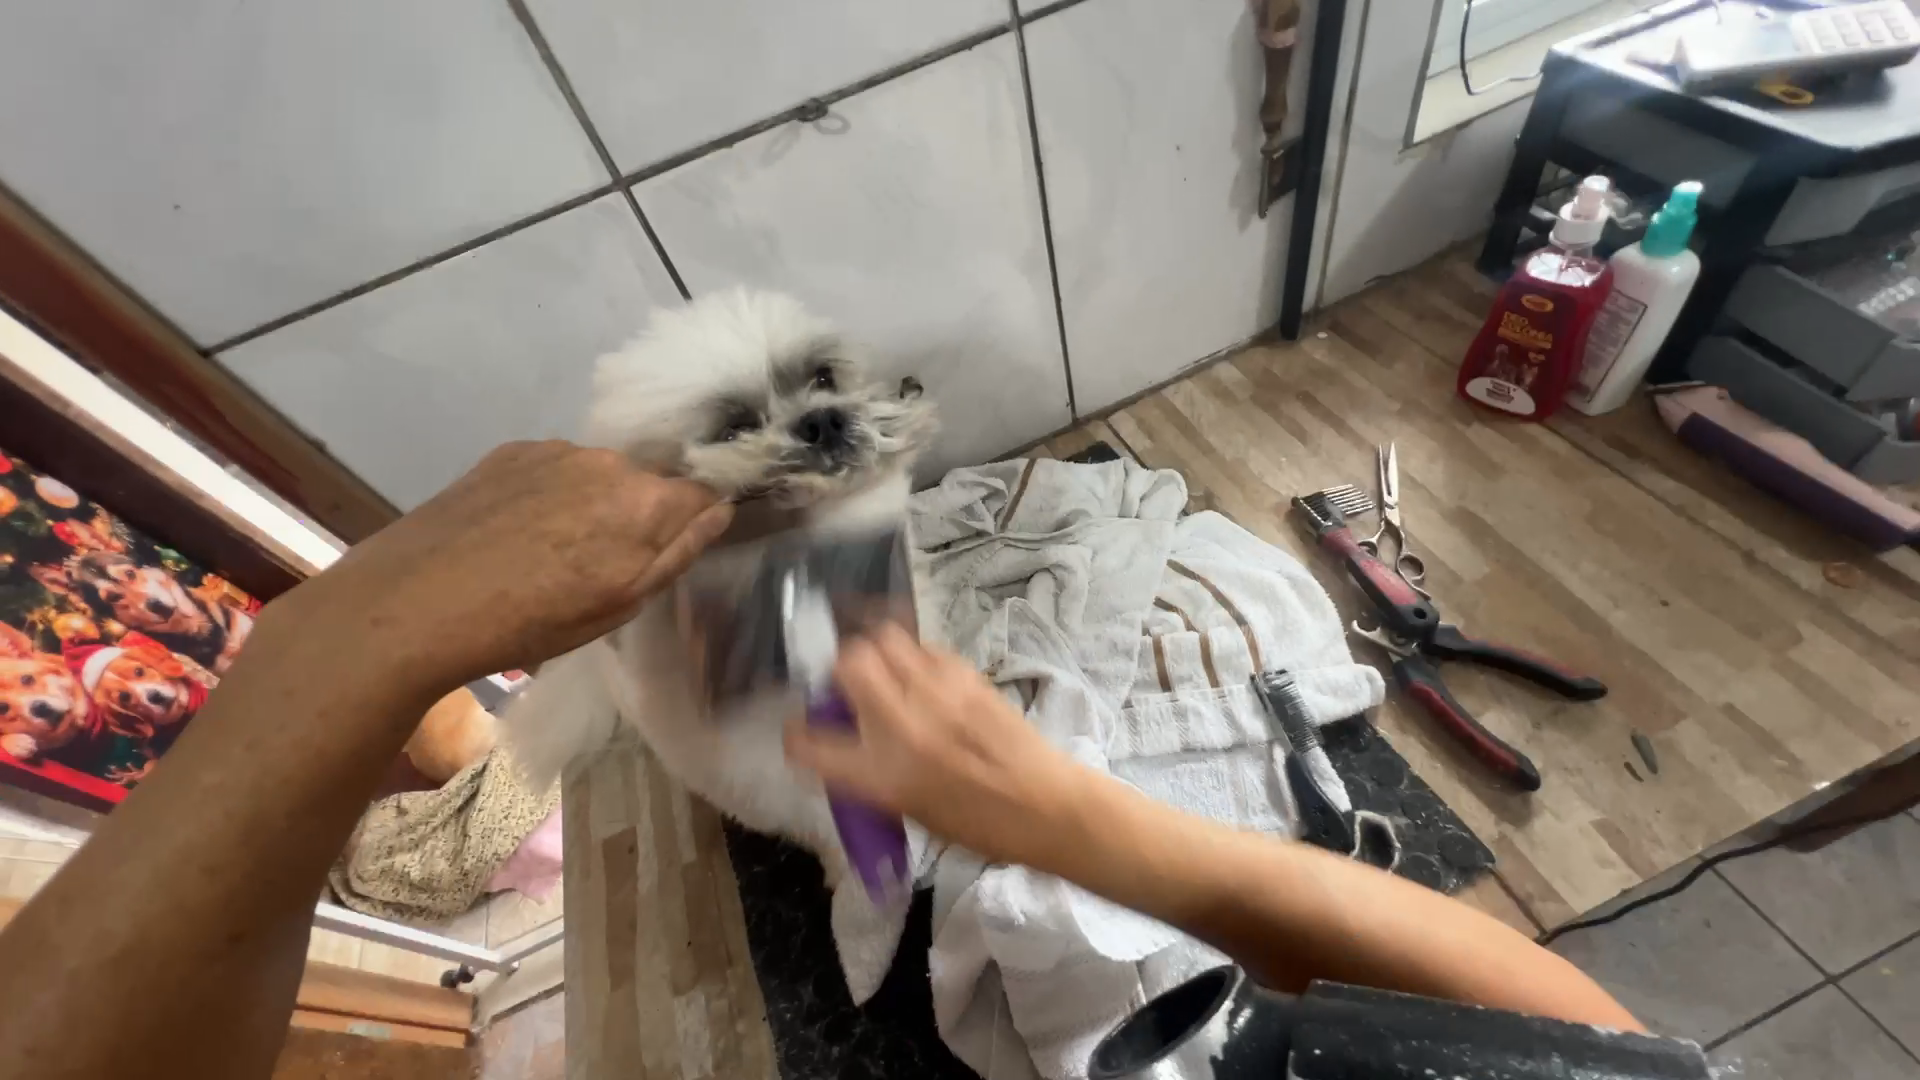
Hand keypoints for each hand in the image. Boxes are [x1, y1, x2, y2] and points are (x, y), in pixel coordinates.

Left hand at [270, 440, 731, 694]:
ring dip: (597, 502)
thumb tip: (719, 510)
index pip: (703, 494)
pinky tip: (523, 530)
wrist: (410, 606)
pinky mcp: (509, 452)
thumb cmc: (534, 619)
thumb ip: (681, 550)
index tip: (668, 552)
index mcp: (647, 499)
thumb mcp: (623, 601)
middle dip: (642, 514)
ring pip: (602, 474)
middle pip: (651, 482)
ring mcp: (555, 451)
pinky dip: (555, 492)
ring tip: (555, 549)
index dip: (694, 522)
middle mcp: (608, 461)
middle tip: (605, 562)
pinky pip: (557, 469)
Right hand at [784, 624, 1088, 865]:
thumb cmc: (979, 825)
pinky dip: (913, 655)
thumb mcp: (910, 812)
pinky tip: (922, 675)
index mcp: (881, 776)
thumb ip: (870, 773)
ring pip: (885, 638)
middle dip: (840, 668)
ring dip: (875, 651)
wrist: (1047, 805)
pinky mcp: (965, 674)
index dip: (796, 735)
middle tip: (850, 686)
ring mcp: (936, 692)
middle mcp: (903, 726)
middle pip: (848, 662)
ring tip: (885, 671)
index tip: (800, 731)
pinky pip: (923, 646)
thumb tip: (849, 740)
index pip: (810, 744)